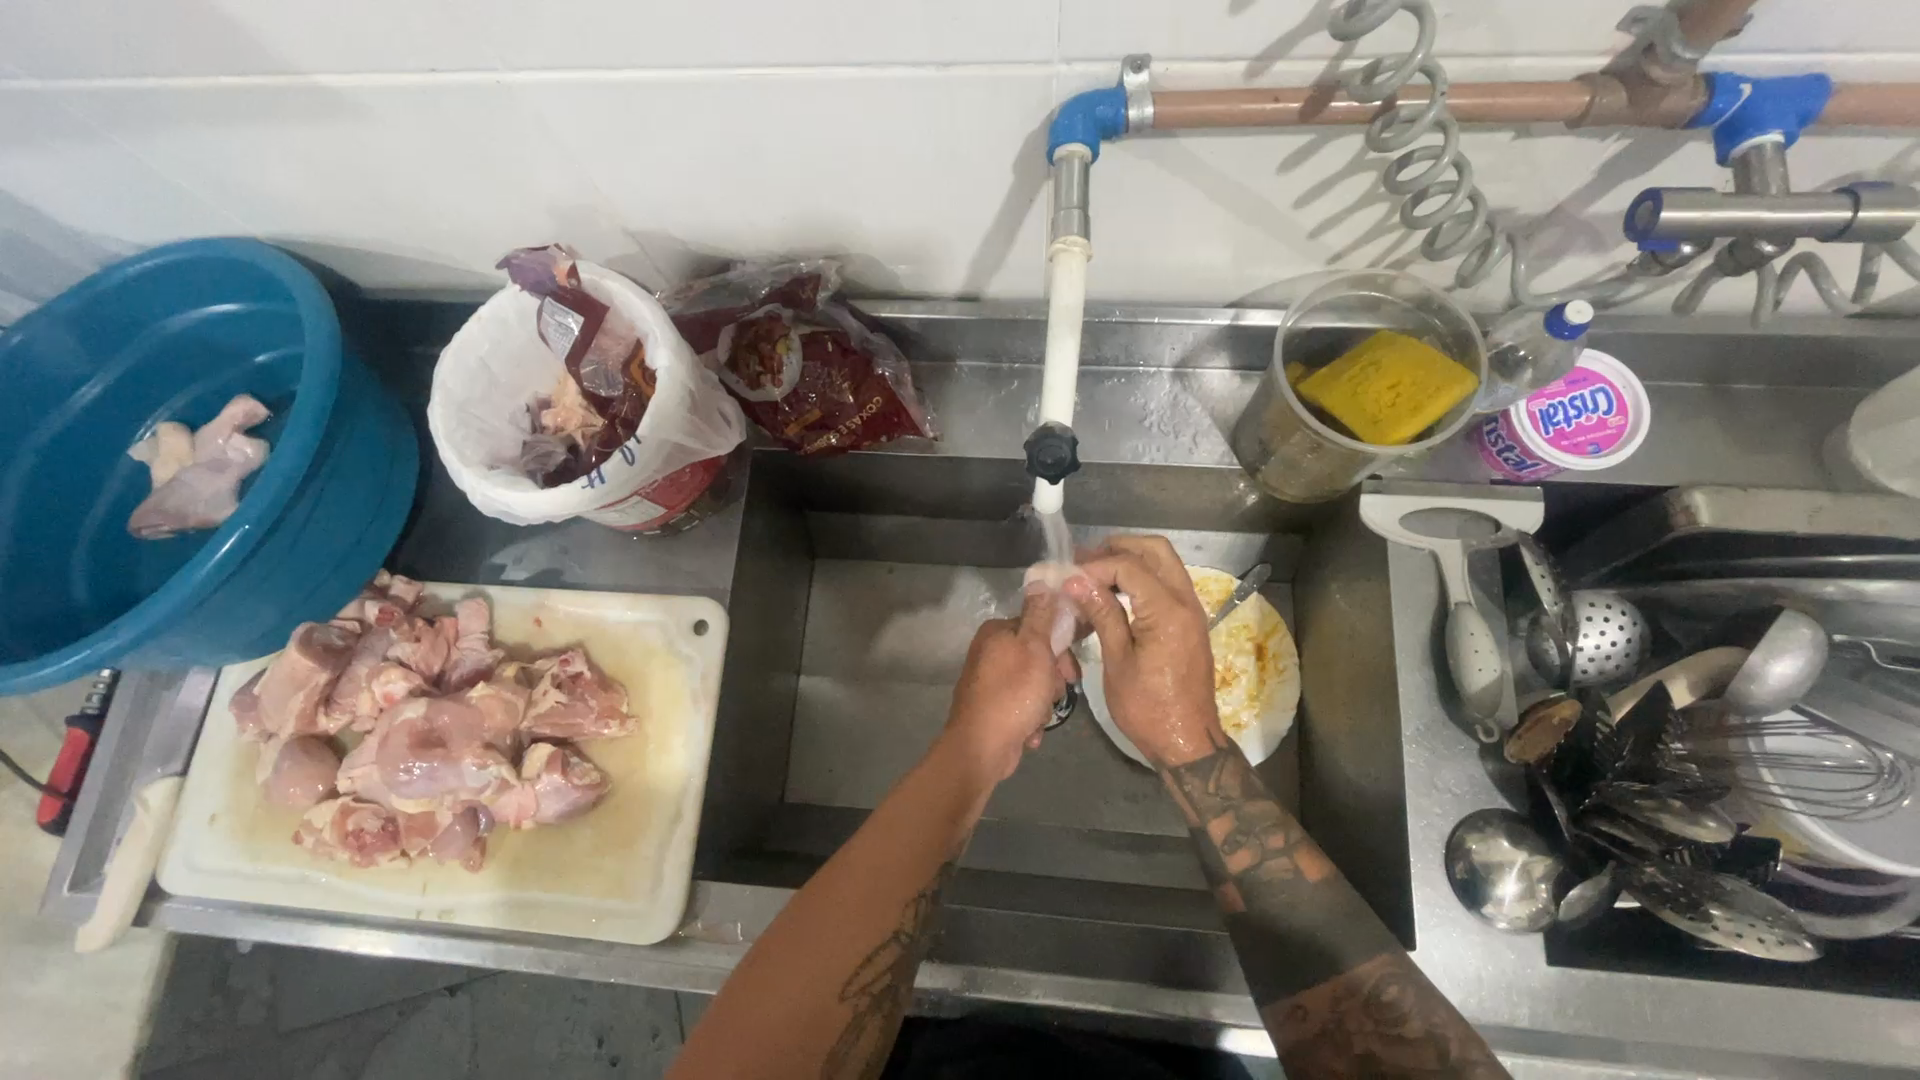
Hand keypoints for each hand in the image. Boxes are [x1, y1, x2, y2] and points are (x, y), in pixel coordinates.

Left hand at [939, 585, 1077, 784]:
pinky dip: (1030, 718)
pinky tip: (1030, 732)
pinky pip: (1022, 706)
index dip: (1061, 648)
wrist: (981, 748)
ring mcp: (989, 682)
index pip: (1039, 627)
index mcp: (996, 632)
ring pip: (1034, 685)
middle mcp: (990, 652)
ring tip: (1037, 717)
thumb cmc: (1012, 694)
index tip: (1072, 670)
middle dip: (1051, 680)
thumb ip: (1040, 616)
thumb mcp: (1033, 648)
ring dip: (1043, 703)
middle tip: (1054, 695)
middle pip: (1038, 657)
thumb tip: (1040, 581)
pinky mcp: (993, 708)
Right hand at [1064, 536, 1223, 767]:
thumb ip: (1102, 614)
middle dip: (1118, 548)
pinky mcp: (1189, 622)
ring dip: (1131, 560)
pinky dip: (1142, 578)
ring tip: (1094, 575)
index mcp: (1167, 612)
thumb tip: (1076, 581)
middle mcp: (1186, 601)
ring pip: (1165, 563)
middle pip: (1156, 550)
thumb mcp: (1118, 662)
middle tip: (1084, 563)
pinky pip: (1167, 582)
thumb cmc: (1147, 708)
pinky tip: (1114, 594)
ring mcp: (1191, 610)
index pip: (1129, 566)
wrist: (1186, 741)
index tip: (1068, 579)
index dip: (1095, 566)